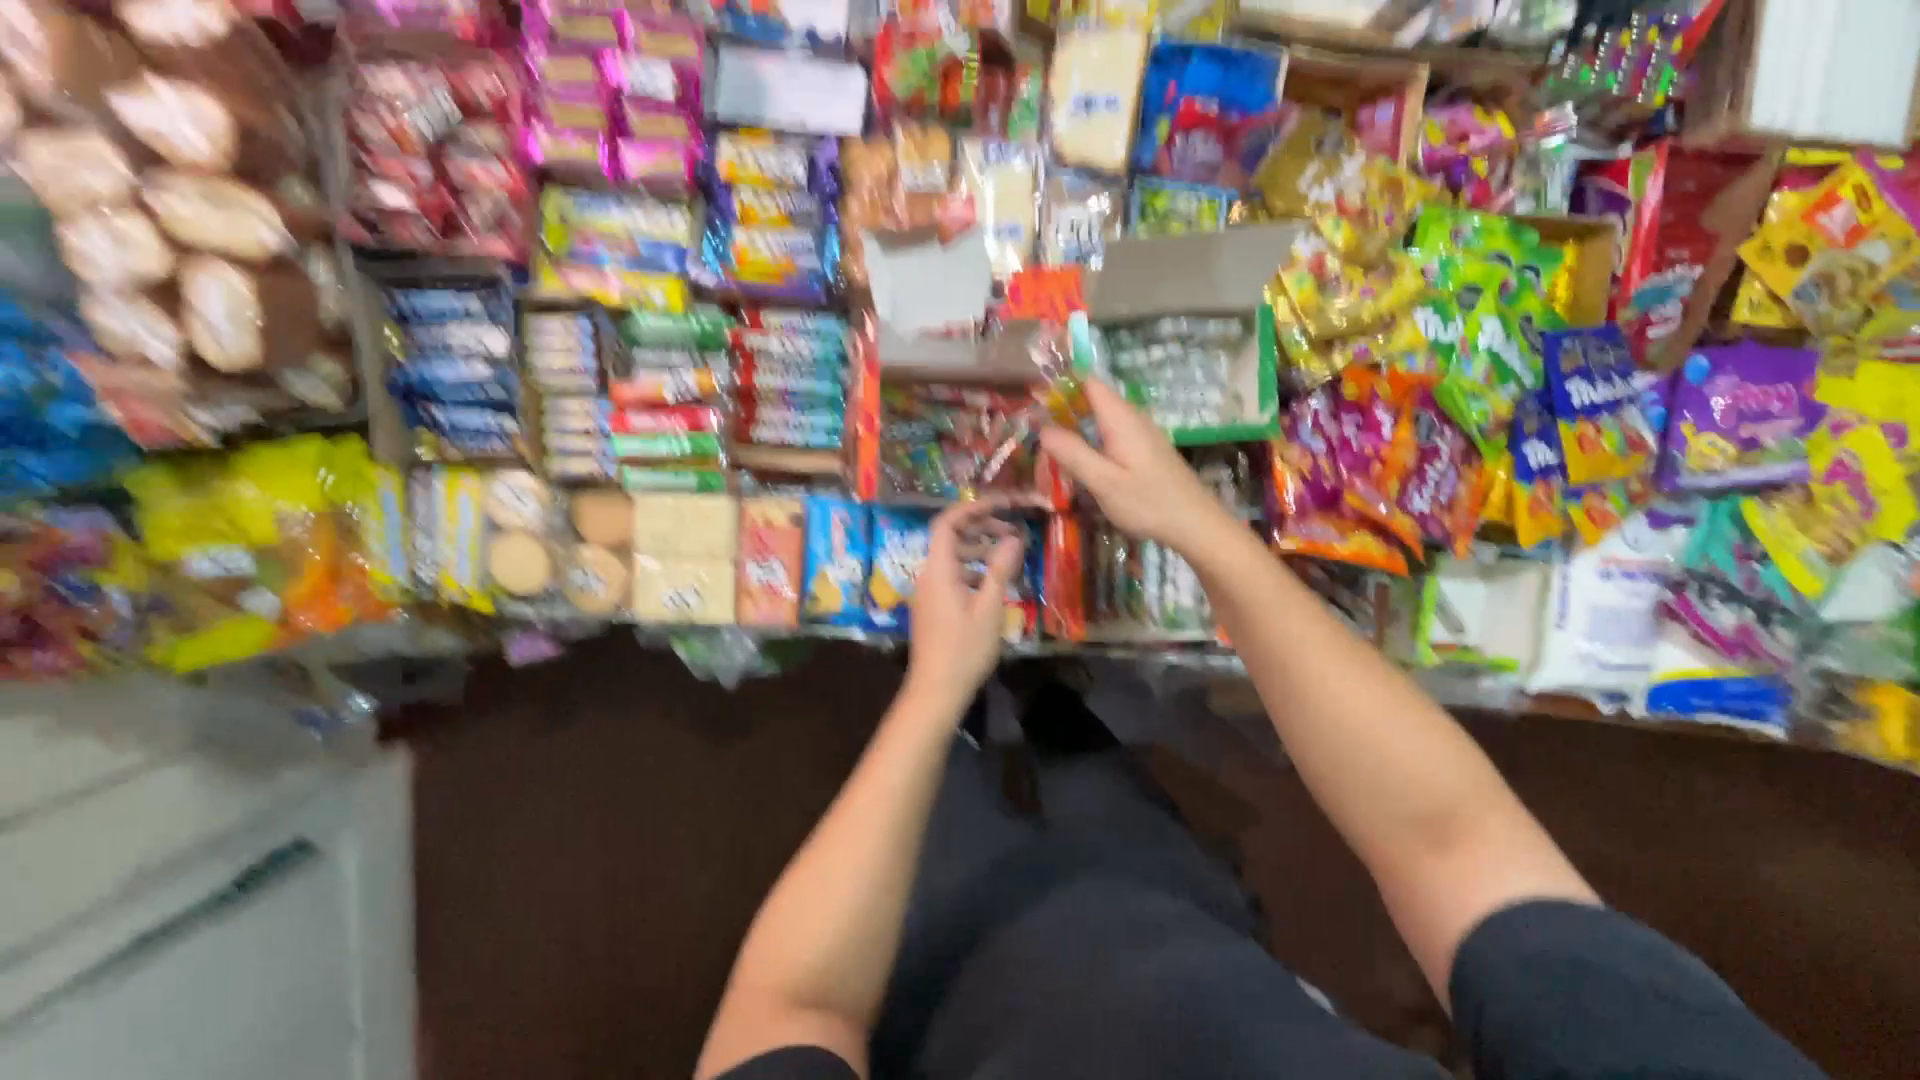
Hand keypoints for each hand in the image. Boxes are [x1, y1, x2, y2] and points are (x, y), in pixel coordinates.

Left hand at [903, 501, 1025, 711]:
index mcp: (937, 570)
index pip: (947, 523)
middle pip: (949, 537)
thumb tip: (1013, 537)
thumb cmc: (964, 650)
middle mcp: (927, 575)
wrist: (936, 690)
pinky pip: (951, 576)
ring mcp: (928, 593)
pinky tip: (995, 583)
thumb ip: (1000, 569)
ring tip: (1009, 557)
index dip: (973, 508)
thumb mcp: (989, 608)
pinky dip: (973, 570)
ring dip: (979, 550)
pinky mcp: (932, 608)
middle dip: (980, 528)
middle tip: (1012, 532)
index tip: (1002, 505)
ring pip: (952, 558)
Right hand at [1038, 380, 1233, 554]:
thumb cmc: (1149, 503)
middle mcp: (1132, 418)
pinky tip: (1082, 462)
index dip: (1060, 384)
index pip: (1088, 382)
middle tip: (1034, 429)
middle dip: (1063, 408)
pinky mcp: (1145, 450)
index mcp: (1121, 419)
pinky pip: (1112, 433)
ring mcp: (1141, 433)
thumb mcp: (1104, 482)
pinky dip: (1092, 440)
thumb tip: (1043, 429)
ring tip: (1050, 446)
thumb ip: (1073, 454)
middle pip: (1093, 399)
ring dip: (1076, 426)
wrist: (1195, 524)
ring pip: (1102, 418)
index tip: (1033, 398)